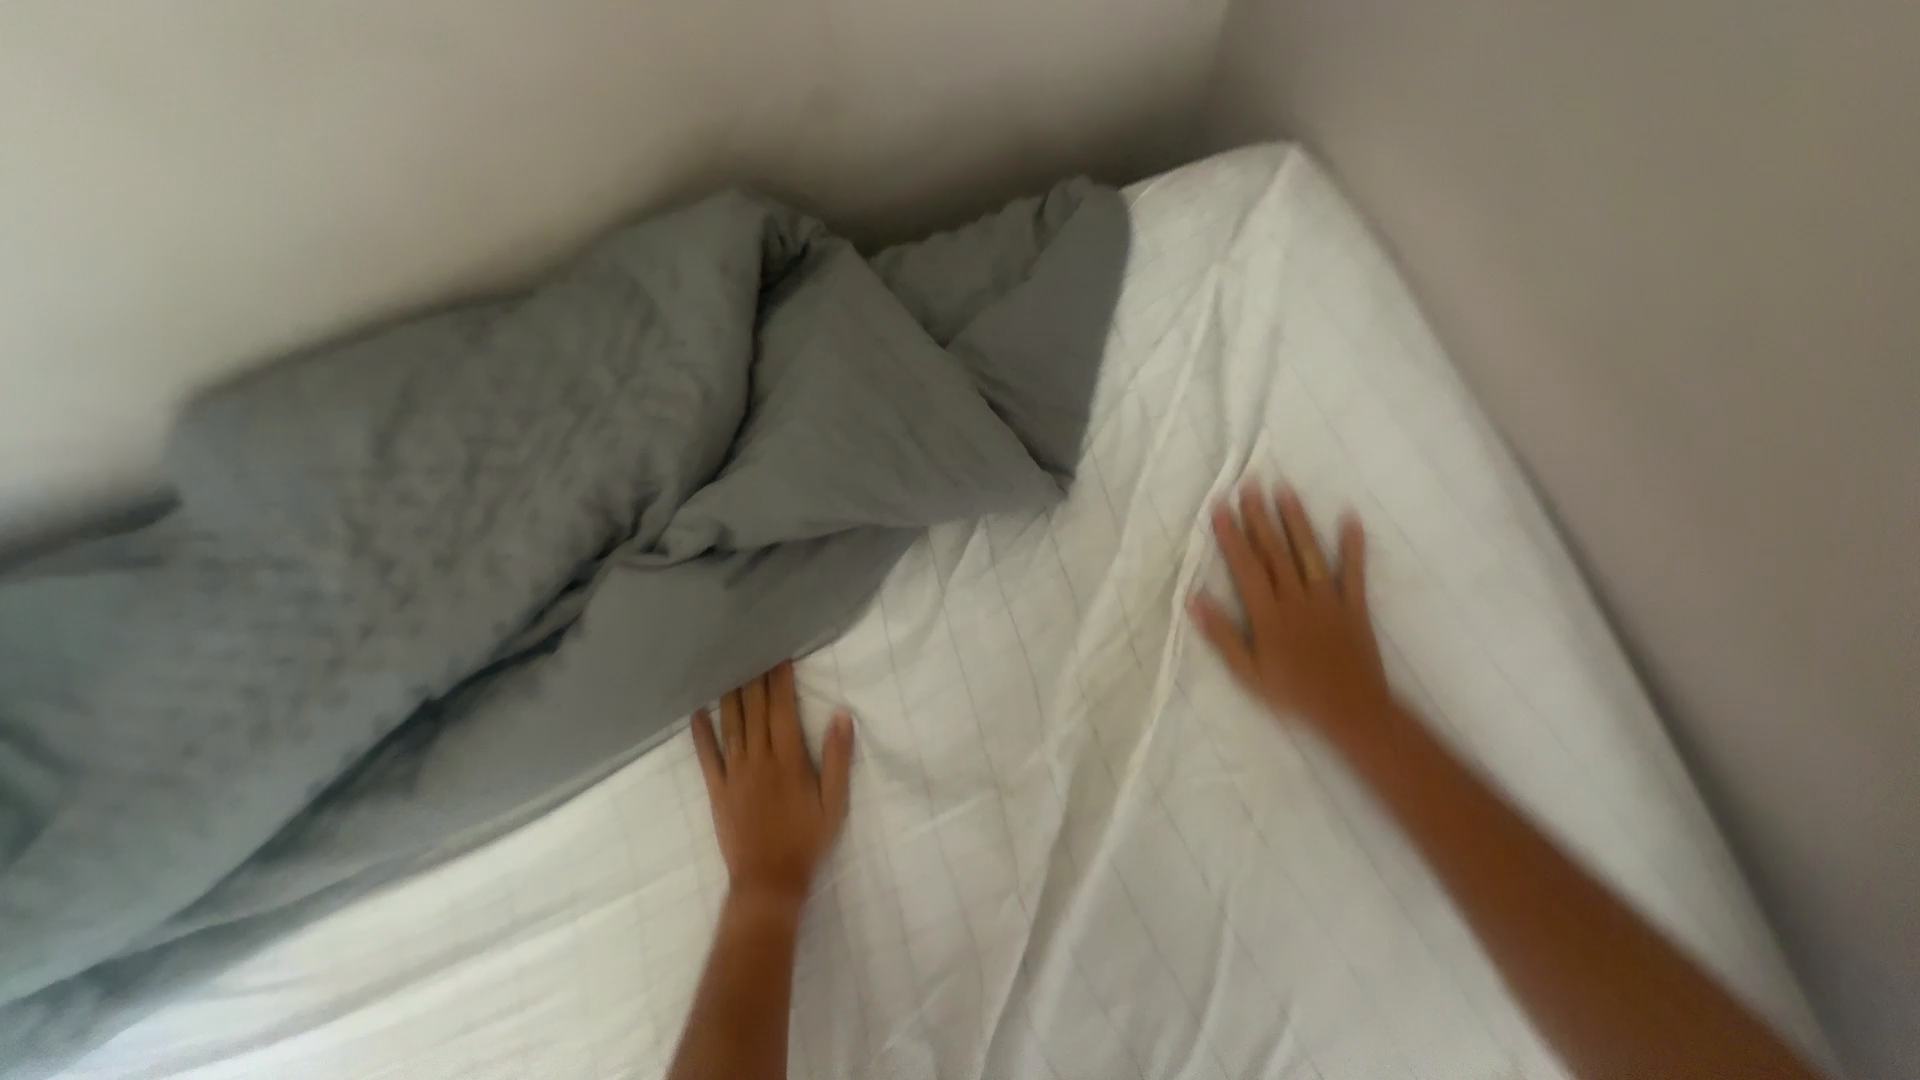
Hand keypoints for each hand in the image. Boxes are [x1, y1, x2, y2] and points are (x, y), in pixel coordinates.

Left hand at [691, 662, 854, 905]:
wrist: (769, 880)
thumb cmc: (807, 840)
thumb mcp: (835, 801)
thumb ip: (838, 757)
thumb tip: (841, 716)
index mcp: (788, 760)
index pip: (782, 709)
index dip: (780, 681)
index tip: (779, 656)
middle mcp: (758, 760)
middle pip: (755, 710)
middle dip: (755, 678)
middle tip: (751, 650)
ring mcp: (734, 774)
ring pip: (731, 725)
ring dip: (731, 695)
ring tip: (729, 667)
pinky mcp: (717, 790)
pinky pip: (707, 756)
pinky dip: (701, 732)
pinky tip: (698, 711)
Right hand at [1188, 482, 1395, 748]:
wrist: (1350, 709)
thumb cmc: (1292, 693)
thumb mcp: (1246, 672)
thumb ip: (1221, 634)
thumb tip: (1193, 599)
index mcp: (1267, 613)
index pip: (1246, 565)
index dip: (1232, 534)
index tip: (1220, 506)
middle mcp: (1295, 597)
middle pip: (1275, 550)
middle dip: (1260, 516)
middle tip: (1250, 484)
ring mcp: (1327, 598)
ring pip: (1308, 552)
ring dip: (1296, 520)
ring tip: (1284, 490)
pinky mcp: (1354, 605)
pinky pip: (1354, 571)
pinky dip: (1353, 544)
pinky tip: (1350, 517)